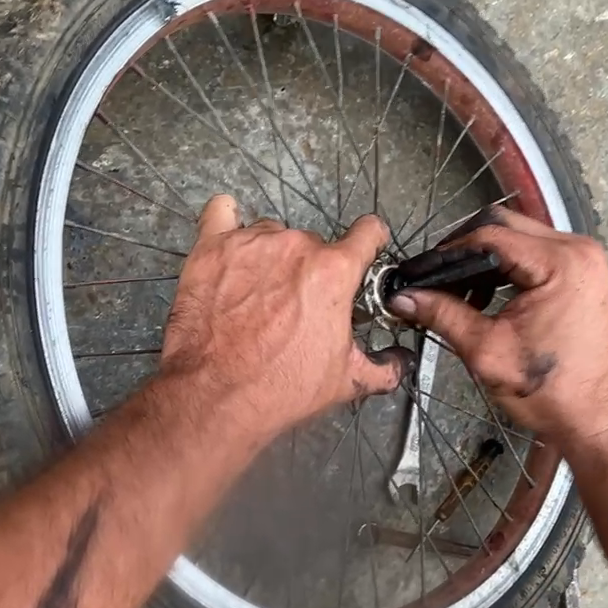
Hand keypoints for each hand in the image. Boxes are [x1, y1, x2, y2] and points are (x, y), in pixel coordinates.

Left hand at [156, 195, 405, 443]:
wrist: (215, 394)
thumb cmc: (278, 387)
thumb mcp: (345, 381)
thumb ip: (382, 367)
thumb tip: (397, 363)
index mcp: (333, 271)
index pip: (367, 233)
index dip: (369, 242)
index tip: (364, 248)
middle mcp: (294, 247)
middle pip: (313, 244)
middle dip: (310, 270)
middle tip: (296, 305)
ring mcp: (249, 243)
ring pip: (271, 235)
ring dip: (270, 257)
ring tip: (256, 294)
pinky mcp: (211, 248)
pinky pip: (220, 214)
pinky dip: (226, 222)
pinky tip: (230, 242)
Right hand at [389, 208, 607, 448]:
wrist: (598, 419)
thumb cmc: (550, 390)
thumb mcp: (486, 350)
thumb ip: (442, 315)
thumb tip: (402, 298)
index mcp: (559, 263)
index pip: (490, 236)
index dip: (448, 252)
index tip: (419, 273)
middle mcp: (578, 249)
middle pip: (505, 226)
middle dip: (464, 250)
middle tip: (434, 280)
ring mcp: (584, 260)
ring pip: (518, 237)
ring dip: (484, 259)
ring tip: (456, 293)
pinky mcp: (582, 274)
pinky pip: (534, 254)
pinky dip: (505, 268)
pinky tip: (484, 297)